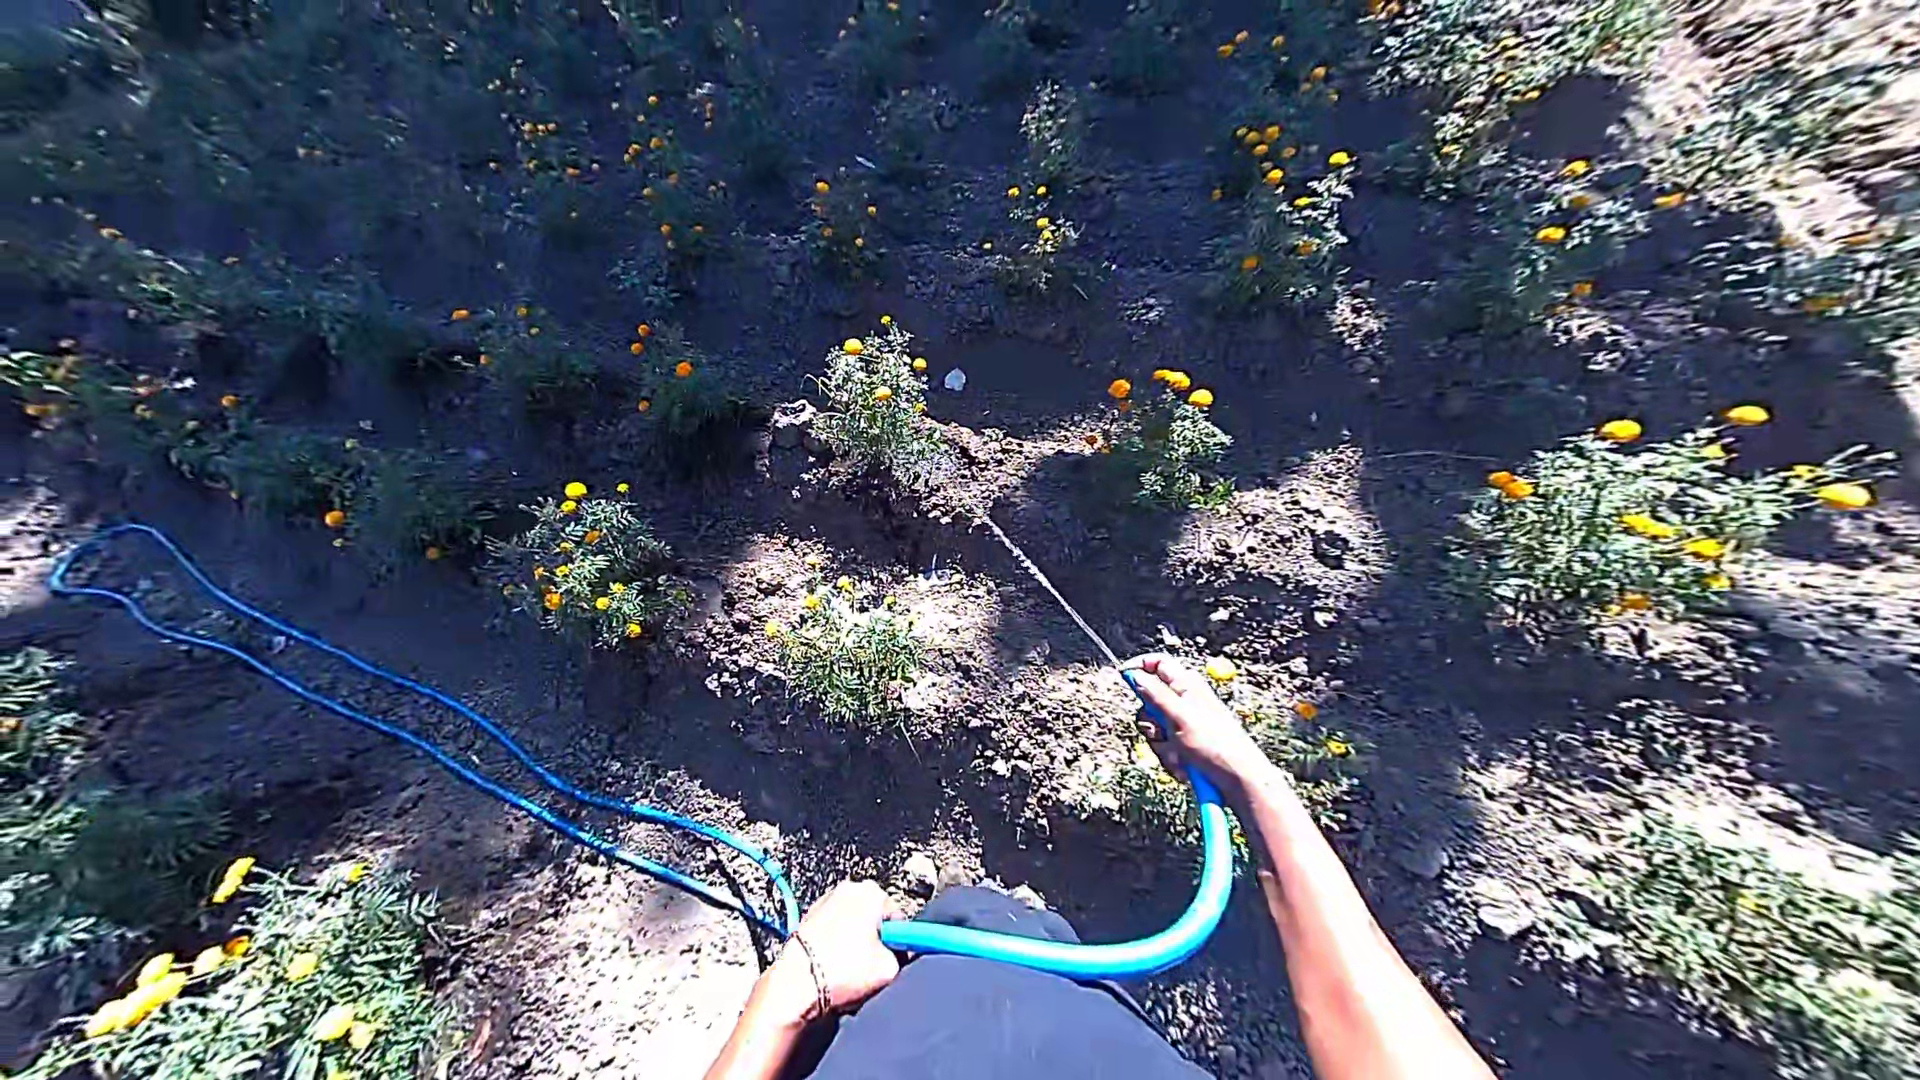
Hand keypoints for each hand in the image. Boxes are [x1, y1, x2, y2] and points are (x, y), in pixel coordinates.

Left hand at [768, 880, 899, 1021]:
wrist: (795, 985)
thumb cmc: (839, 972)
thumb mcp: (888, 970)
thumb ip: (903, 956)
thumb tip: (898, 955)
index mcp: (874, 893)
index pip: (899, 920)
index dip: (899, 944)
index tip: (893, 960)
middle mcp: (851, 888)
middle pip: (875, 919)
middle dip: (874, 942)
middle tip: (868, 968)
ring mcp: (828, 899)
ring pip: (854, 925)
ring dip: (854, 944)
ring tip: (847, 971)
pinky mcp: (810, 915)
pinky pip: (834, 929)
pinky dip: (835, 945)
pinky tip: (832, 967)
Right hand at [1122, 653, 1273, 797]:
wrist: (1239, 782)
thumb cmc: (1215, 746)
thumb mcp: (1179, 716)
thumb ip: (1154, 694)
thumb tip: (1133, 674)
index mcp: (1187, 686)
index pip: (1158, 664)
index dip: (1139, 667)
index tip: (1123, 677)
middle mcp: (1184, 702)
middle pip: (1148, 701)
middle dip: (1150, 722)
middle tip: (1162, 731)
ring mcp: (1184, 725)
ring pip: (1153, 729)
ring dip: (1161, 745)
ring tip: (1180, 755)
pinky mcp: (1185, 745)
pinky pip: (1163, 748)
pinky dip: (1170, 759)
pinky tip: (1185, 767)